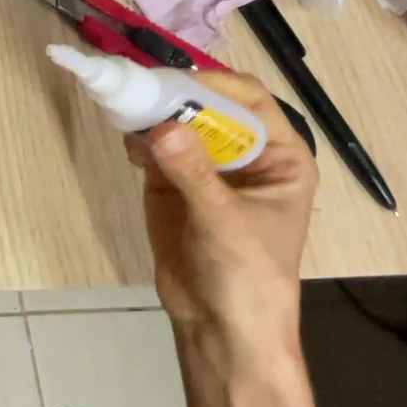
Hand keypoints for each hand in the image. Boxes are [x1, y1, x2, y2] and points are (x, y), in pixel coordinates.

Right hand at [125, 71, 318, 363]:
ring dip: (150, 113)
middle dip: (174, 95)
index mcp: (279, 158)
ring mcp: (203, 165)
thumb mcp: (225, 221)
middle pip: (207, 105)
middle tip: (136, 89)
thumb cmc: (247, 274)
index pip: (251, 102)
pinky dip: (137, 137)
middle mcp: (243, 154)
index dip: (215, 85)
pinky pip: (152, 143)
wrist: (220, 322)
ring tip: (126, 112)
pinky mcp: (169, 178)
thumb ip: (193, 173)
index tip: (173, 83)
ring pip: (175, 120)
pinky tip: (130, 146)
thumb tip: (160, 126)